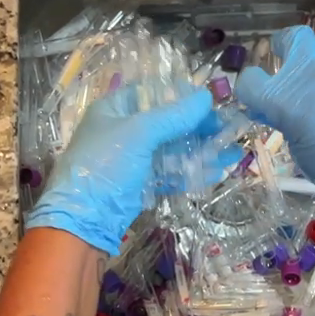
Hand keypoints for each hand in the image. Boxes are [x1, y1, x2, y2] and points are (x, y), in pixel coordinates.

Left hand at [26, 87, 217, 254]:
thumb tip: (205, 97)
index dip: (181, 96)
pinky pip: (168, 173)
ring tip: (232, 153)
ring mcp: (130, 160)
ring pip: (170, 150)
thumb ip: (173, 116)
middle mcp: (121, 131)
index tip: (209, 104)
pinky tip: (215, 172)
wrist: (82, 222)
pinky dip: (189, 172)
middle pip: (165, 122)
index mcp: (113, 110)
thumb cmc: (104, 167)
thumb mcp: (139, 134)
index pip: (152, 93)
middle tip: (227, 131)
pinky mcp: (137, 185)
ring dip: (199, 151)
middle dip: (197, 127)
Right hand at [235, 26, 314, 270]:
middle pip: (290, 37)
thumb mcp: (304, 154)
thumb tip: (288, 113)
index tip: (261, 99)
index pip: (250, 80)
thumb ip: (291, 123)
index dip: (253, 89)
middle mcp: (313, 70)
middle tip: (296, 68)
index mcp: (284, 98)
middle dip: (288, 48)